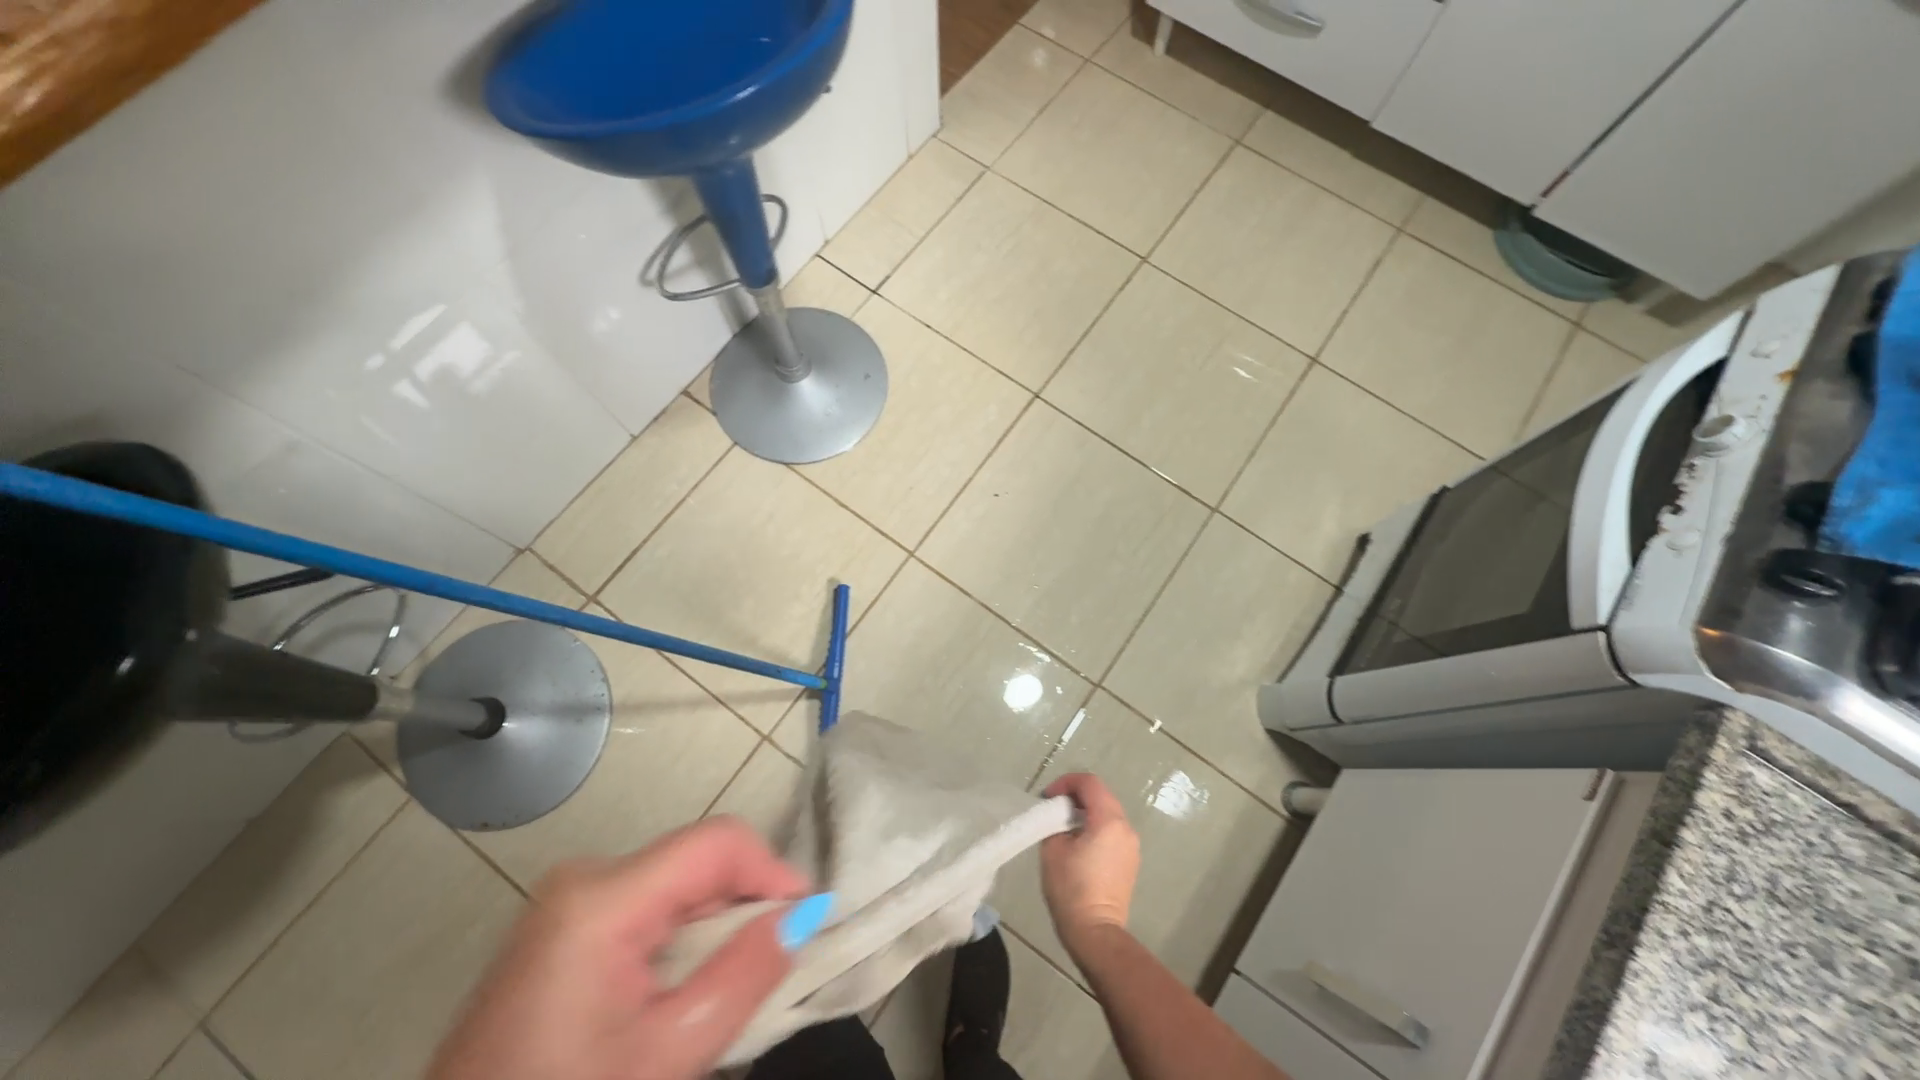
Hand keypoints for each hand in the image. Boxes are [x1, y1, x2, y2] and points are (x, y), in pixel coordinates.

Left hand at [427, 817, 809, 1079]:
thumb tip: (802, 915)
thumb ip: (744, 974)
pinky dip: (680, 939)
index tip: (807, 924)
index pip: (718, 842)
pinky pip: (645, 907)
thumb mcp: (669, 1053)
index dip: (772, 872)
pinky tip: (681, 993)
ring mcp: (567, 900)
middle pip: (696, 862)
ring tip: (727, 990)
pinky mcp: (561, 925)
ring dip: (714, 928)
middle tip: (770, 970)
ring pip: (675, 885)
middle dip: (743, 908)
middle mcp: (584, 878)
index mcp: (604, 897)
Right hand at [1038, 773, 1139, 959]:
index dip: (1066, 783)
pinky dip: (1096, 829)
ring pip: (1109, 815)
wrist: (1095, 931)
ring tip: (1064, 828)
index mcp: (1109, 821)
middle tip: (1053, 809)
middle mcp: (1126, 828)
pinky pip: (1113, 833)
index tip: (1048, 797)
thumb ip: (1056, 824)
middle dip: (1076, 796)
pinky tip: (1079, 845)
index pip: (1090, 783)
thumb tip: (1062, 821)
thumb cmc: (1071, 888)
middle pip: (1102, 796)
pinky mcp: (1131, 862)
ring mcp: (1132, 846)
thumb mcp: (1053, 850)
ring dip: (1087, 813)